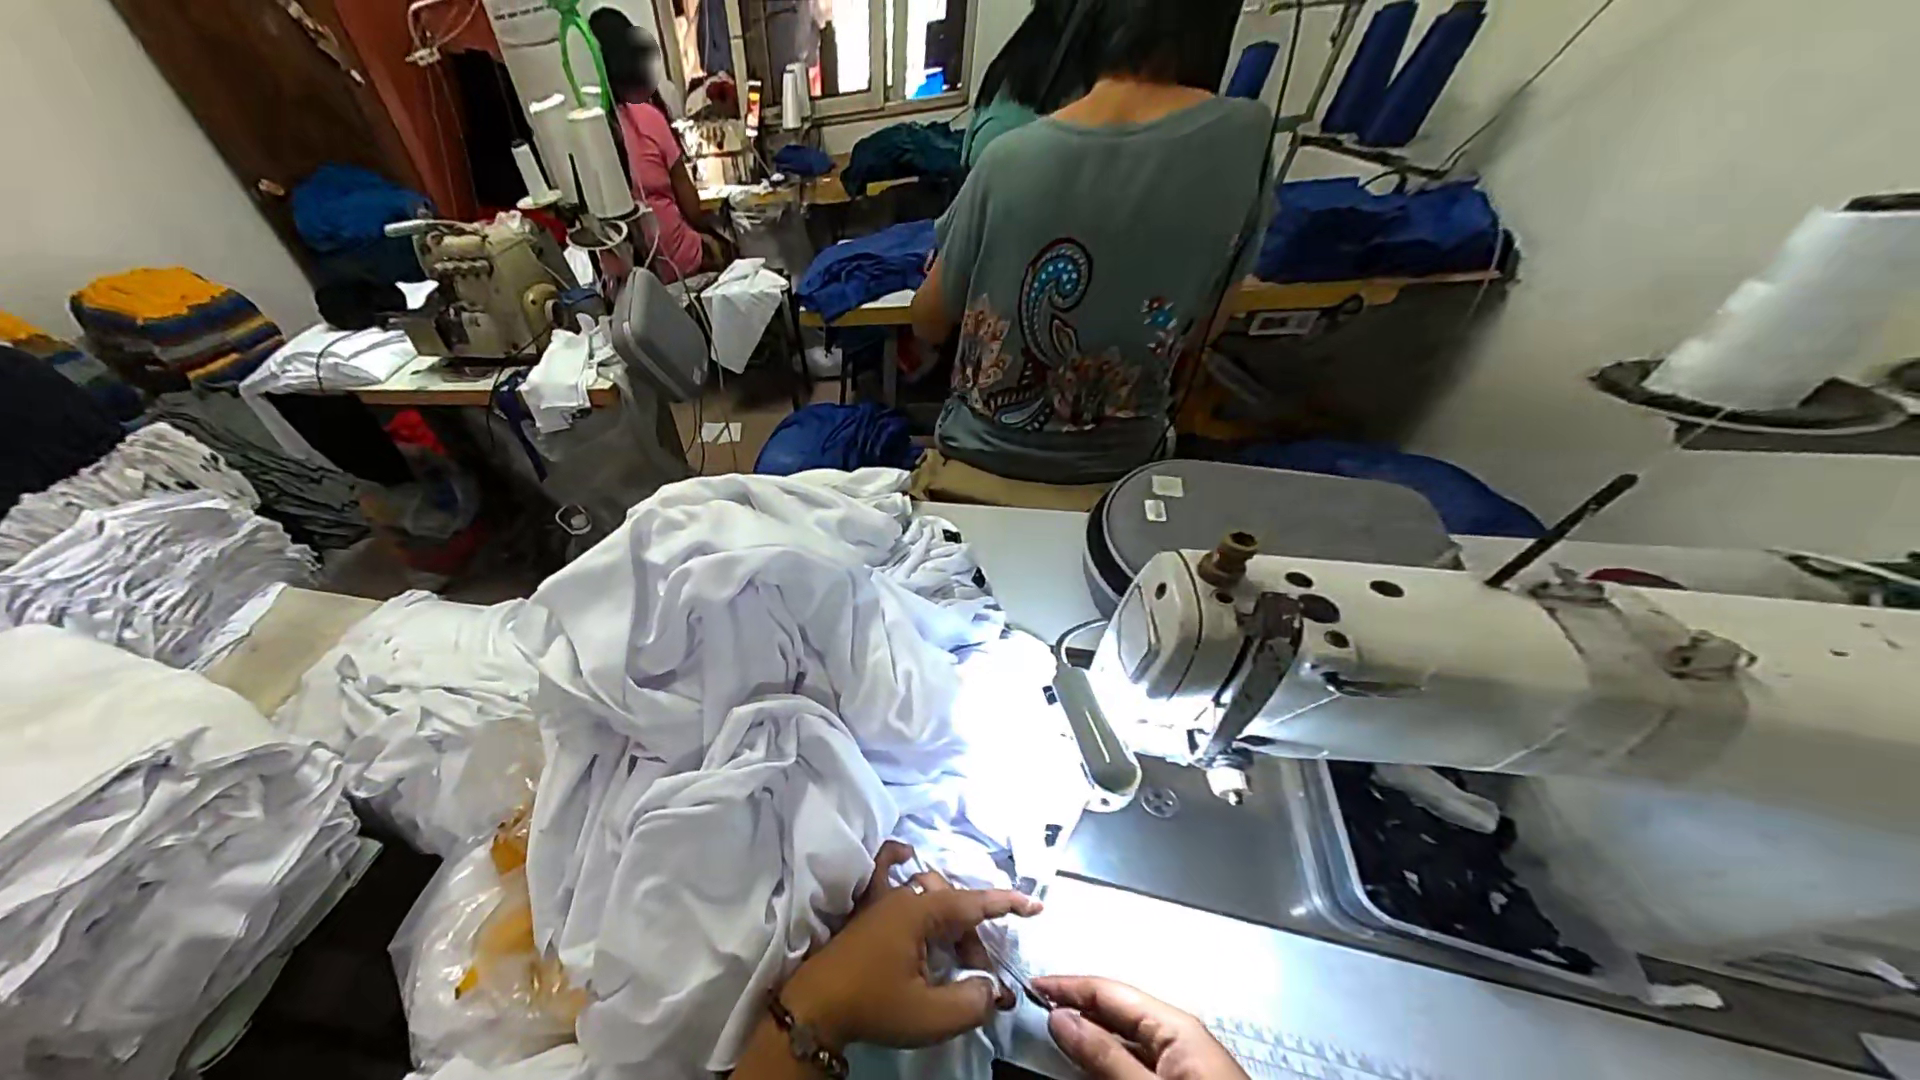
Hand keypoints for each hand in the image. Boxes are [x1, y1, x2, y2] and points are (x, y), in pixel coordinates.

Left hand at [779, 841, 1041, 1050]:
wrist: (815, 1007)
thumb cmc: (873, 1004)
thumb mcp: (929, 1015)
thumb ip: (971, 1001)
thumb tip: (993, 988)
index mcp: (922, 911)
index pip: (975, 902)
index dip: (1008, 904)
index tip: (1036, 906)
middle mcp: (906, 894)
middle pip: (955, 905)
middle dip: (976, 937)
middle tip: (981, 975)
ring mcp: (884, 898)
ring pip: (931, 893)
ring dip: (951, 922)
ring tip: (956, 957)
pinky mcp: (869, 908)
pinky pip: (888, 869)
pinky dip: (899, 859)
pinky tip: (905, 854)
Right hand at [1034, 976, 1248, 1079]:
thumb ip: (1104, 1056)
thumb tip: (1061, 1017)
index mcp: (1175, 1026)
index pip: (1109, 990)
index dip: (1068, 986)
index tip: (1032, 987)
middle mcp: (1179, 1037)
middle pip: (1117, 1011)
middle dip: (1078, 1009)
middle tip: (1037, 1011)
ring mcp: (1183, 1065)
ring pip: (1126, 1040)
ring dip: (1091, 1038)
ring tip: (1056, 1038)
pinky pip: (1139, 1065)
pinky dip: (1110, 1063)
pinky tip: (1090, 1070)